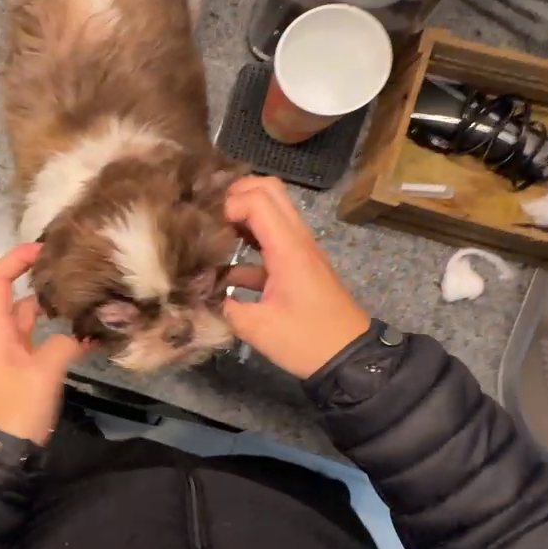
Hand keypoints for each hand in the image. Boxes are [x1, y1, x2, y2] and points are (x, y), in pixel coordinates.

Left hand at [0, 244, 89, 443]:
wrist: (4, 450)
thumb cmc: (17, 409)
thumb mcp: (44, 373)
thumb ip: (64, 344)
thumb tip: (83, 333)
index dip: (16, 258)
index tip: (45, 249)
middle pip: (13, 291)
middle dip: (39, 275)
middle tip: (72, 267)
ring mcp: (11, 349)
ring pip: (29, 313)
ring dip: (51, 302)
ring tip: (83, 292)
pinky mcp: (23, 364)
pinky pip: (39, 335)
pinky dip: (58, 328)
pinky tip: (84, 328)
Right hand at [222, 176, 373, 379]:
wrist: (350, 358)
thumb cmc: (307, 340)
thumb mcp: (257, 328)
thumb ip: (223, 306)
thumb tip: (197, 293)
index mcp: (288, 249)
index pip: (256, 200)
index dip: (226, 205)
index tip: (204, 227)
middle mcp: (296, 240)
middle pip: (269, 190)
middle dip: (235, 195)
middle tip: (208, 216)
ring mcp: (299, 251)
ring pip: (272, 211)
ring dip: (242, 215)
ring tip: (211, 235)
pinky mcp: (297, 266)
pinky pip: (271, 240)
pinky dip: (248, 244)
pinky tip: (224, 270)